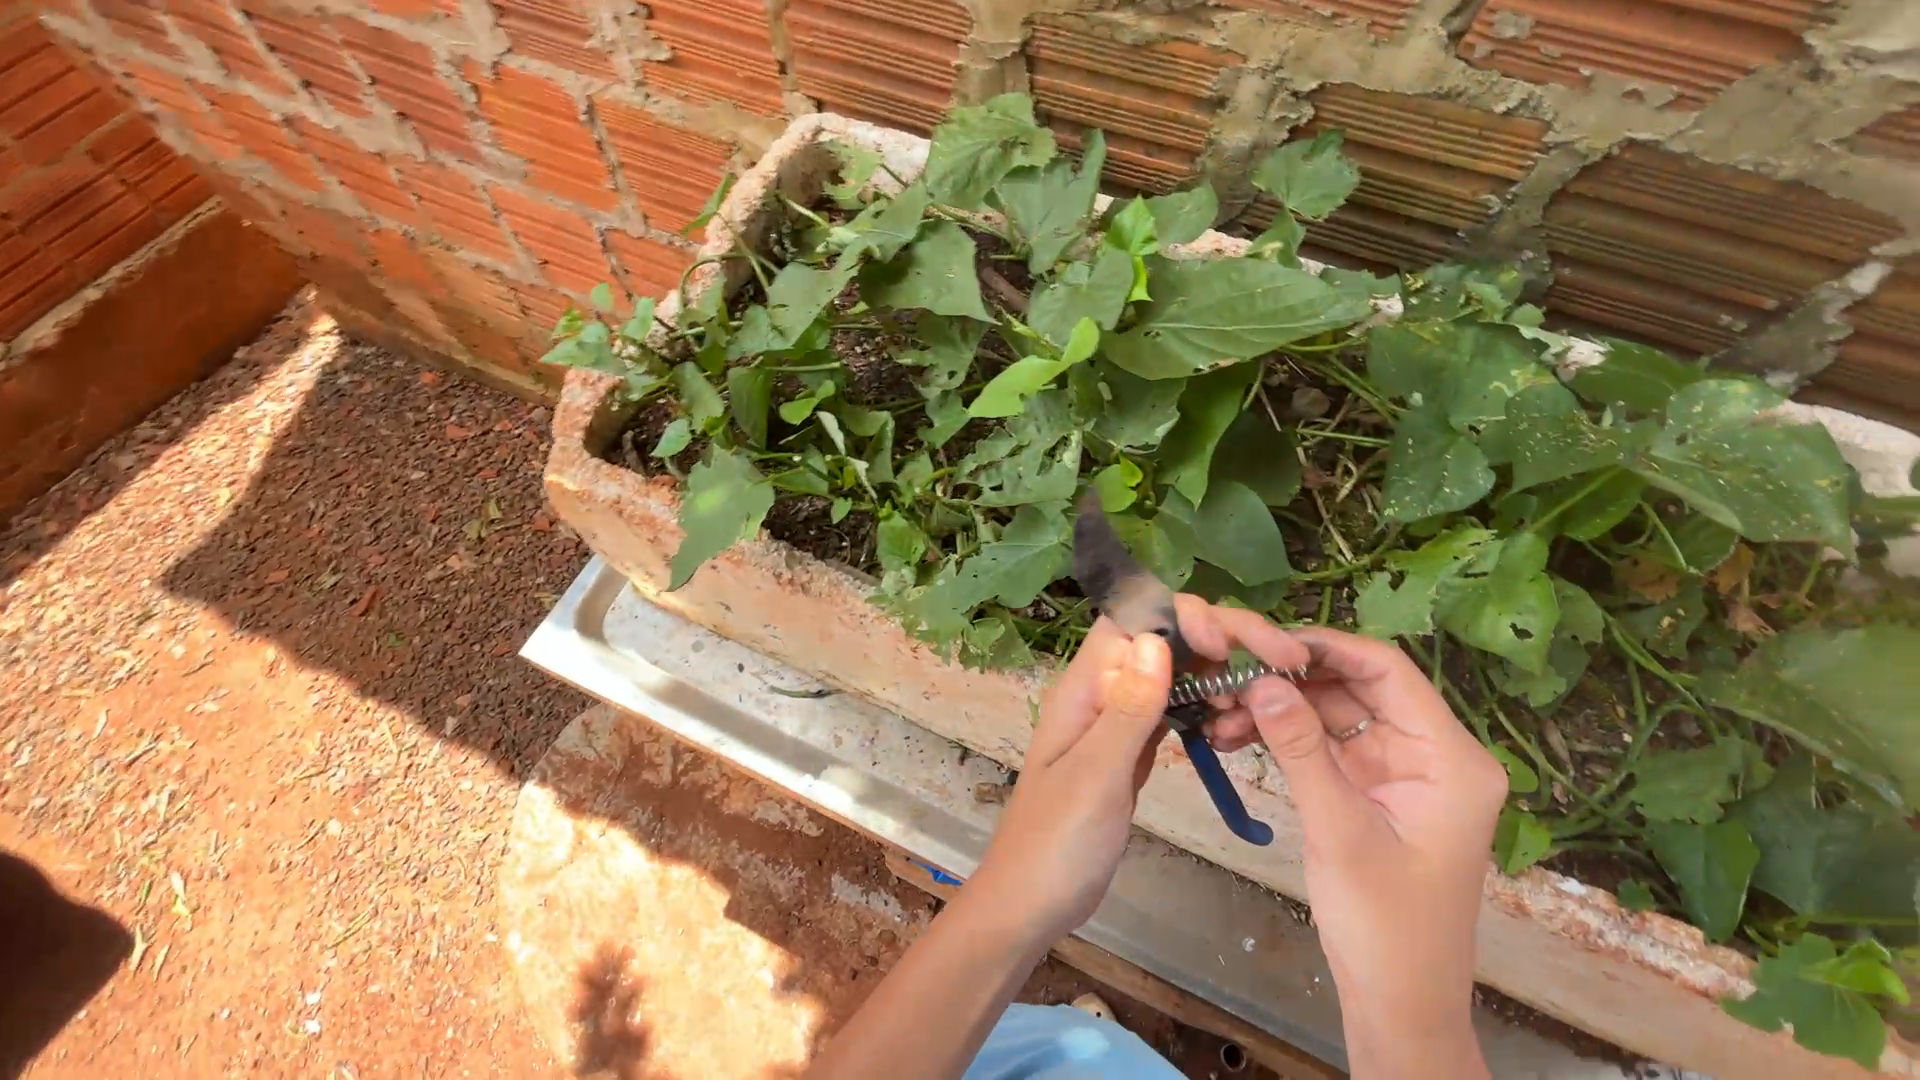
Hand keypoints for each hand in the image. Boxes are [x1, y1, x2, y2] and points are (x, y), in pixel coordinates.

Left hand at [965, 597, 1307, 946]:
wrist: (1032, 901)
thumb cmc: (1055, 843)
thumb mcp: (1096, 776)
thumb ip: (1127, 708)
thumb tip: (1156, 639)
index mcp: (1083, 688)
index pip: (1132, 620)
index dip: (1180, 616)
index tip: (1225, 644)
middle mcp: (1101, 693)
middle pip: (1161, 639)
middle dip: (1218, 637)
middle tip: (1280, 659)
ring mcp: (1118, 720)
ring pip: (1173, 672)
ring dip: (1217, 671)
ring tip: (1260, 695)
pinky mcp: (1133, 748)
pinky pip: (1173, 709)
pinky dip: (1205, 706)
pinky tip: (1234, 721)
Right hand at [1201, 619, 1504, 1076]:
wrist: (1397, 999)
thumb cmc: (1385, 922)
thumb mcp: (1339, 829)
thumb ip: (1300, 749)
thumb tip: (1259, 681)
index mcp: (1450, 758)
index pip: (1388, 671)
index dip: (1327, 647)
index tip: (1264, 641)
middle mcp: (1429, 752)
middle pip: (1355, 687)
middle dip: (1290, 679)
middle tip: (1229, 674)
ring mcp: (1397, 769)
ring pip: (1333, 712)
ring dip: (1279, 708)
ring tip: (1220, 710)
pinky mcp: (1370, 787)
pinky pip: (1323, 744)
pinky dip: (1283, 737)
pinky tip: (1236, 735)